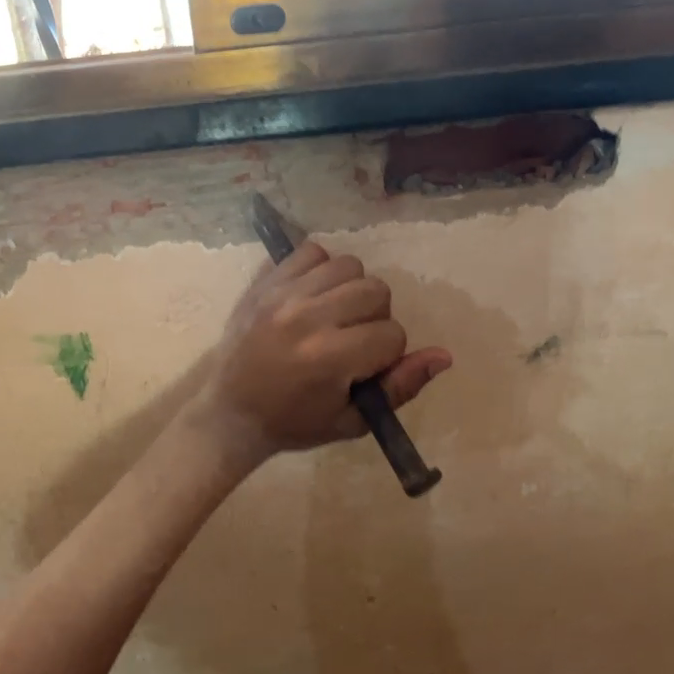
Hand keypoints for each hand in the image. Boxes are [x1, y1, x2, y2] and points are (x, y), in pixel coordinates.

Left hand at [187, 241, 451, 463]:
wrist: (230, 412)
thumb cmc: (294, 423)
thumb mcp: (352, 420)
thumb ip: (400, 387)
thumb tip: (444, 355)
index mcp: (329, 357)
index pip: (392, 335)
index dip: (386, 355)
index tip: (363, 369)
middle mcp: (308, 317)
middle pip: (376, 291)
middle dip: (374, 318)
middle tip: (352, 340)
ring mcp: (283, 293)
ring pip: (348, 265)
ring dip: (351, 290)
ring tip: (334, 315)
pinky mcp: (265, 281)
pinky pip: (311, 251)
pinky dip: (320, 269)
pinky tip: (313, 296)